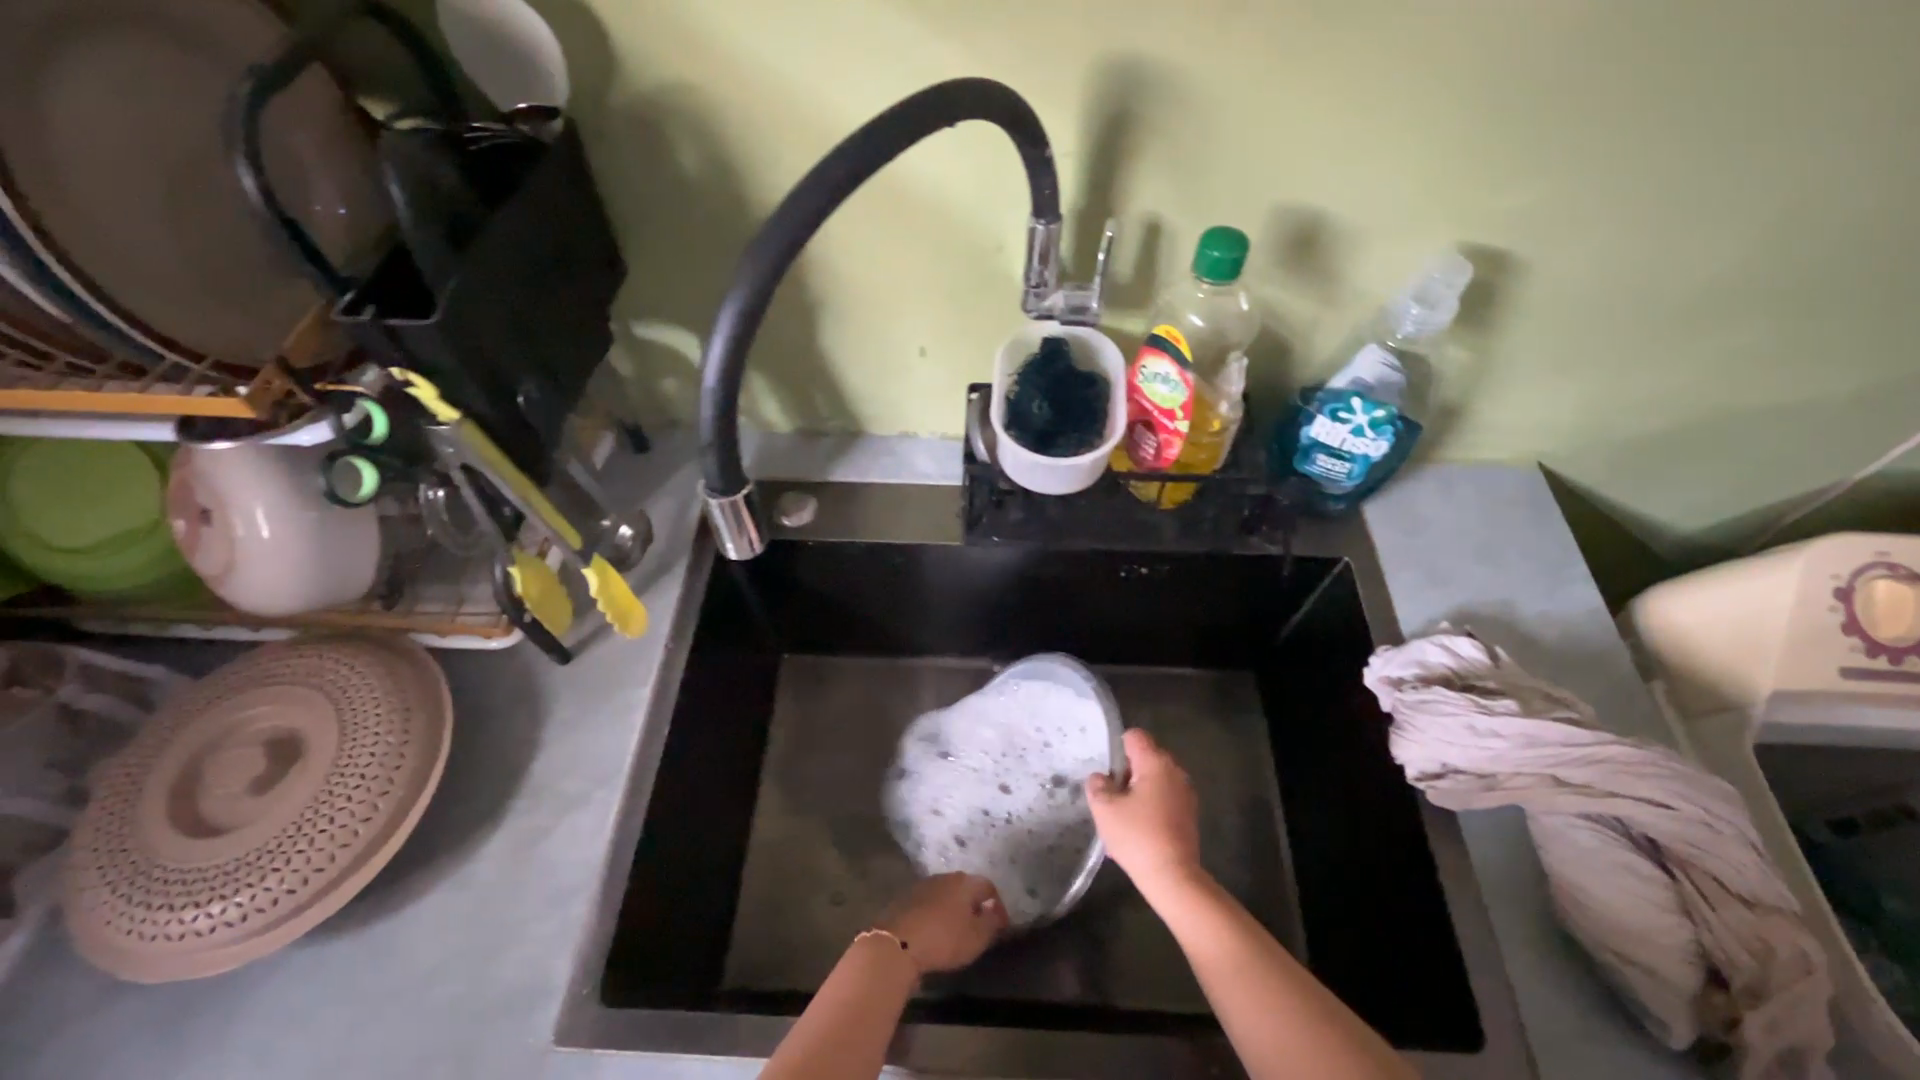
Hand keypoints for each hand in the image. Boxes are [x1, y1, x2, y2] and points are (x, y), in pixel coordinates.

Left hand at [875, 873, 1006, 974]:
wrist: (896, 944)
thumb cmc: (944, 939)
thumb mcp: (977, 937)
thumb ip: (992, 922)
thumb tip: (995, 911)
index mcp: (964, 882)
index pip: (988, 887)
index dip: (998, 906)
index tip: (1001, 926)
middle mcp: (943, 877)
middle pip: (965, 887)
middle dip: (974, 905)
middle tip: (978, 927)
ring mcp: (921, 886)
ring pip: (945, 895)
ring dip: (953, 909)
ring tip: (956, 931)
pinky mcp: (904, 899)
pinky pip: (927, 904)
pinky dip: (935, 915)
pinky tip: (933, 932)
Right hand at [1086, 729, 1203, 893]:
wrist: (1172, 875)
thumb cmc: (1137, 836)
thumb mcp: (1104, 809)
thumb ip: (1098, 785)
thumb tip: (1101, 777)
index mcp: (1156, 763)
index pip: (1135, 736)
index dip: (1118, 748)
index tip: (1109, 772)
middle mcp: (1175, 772)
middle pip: (1147, 757)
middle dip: (1128, 772)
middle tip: (1113, 796)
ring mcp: (1186, 793)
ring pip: (1156, 779)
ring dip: (1140, 790)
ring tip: (1125, 815)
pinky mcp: (1190, 813)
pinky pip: (1165, 798)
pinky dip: (1152, 805)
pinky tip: (1140, 829)